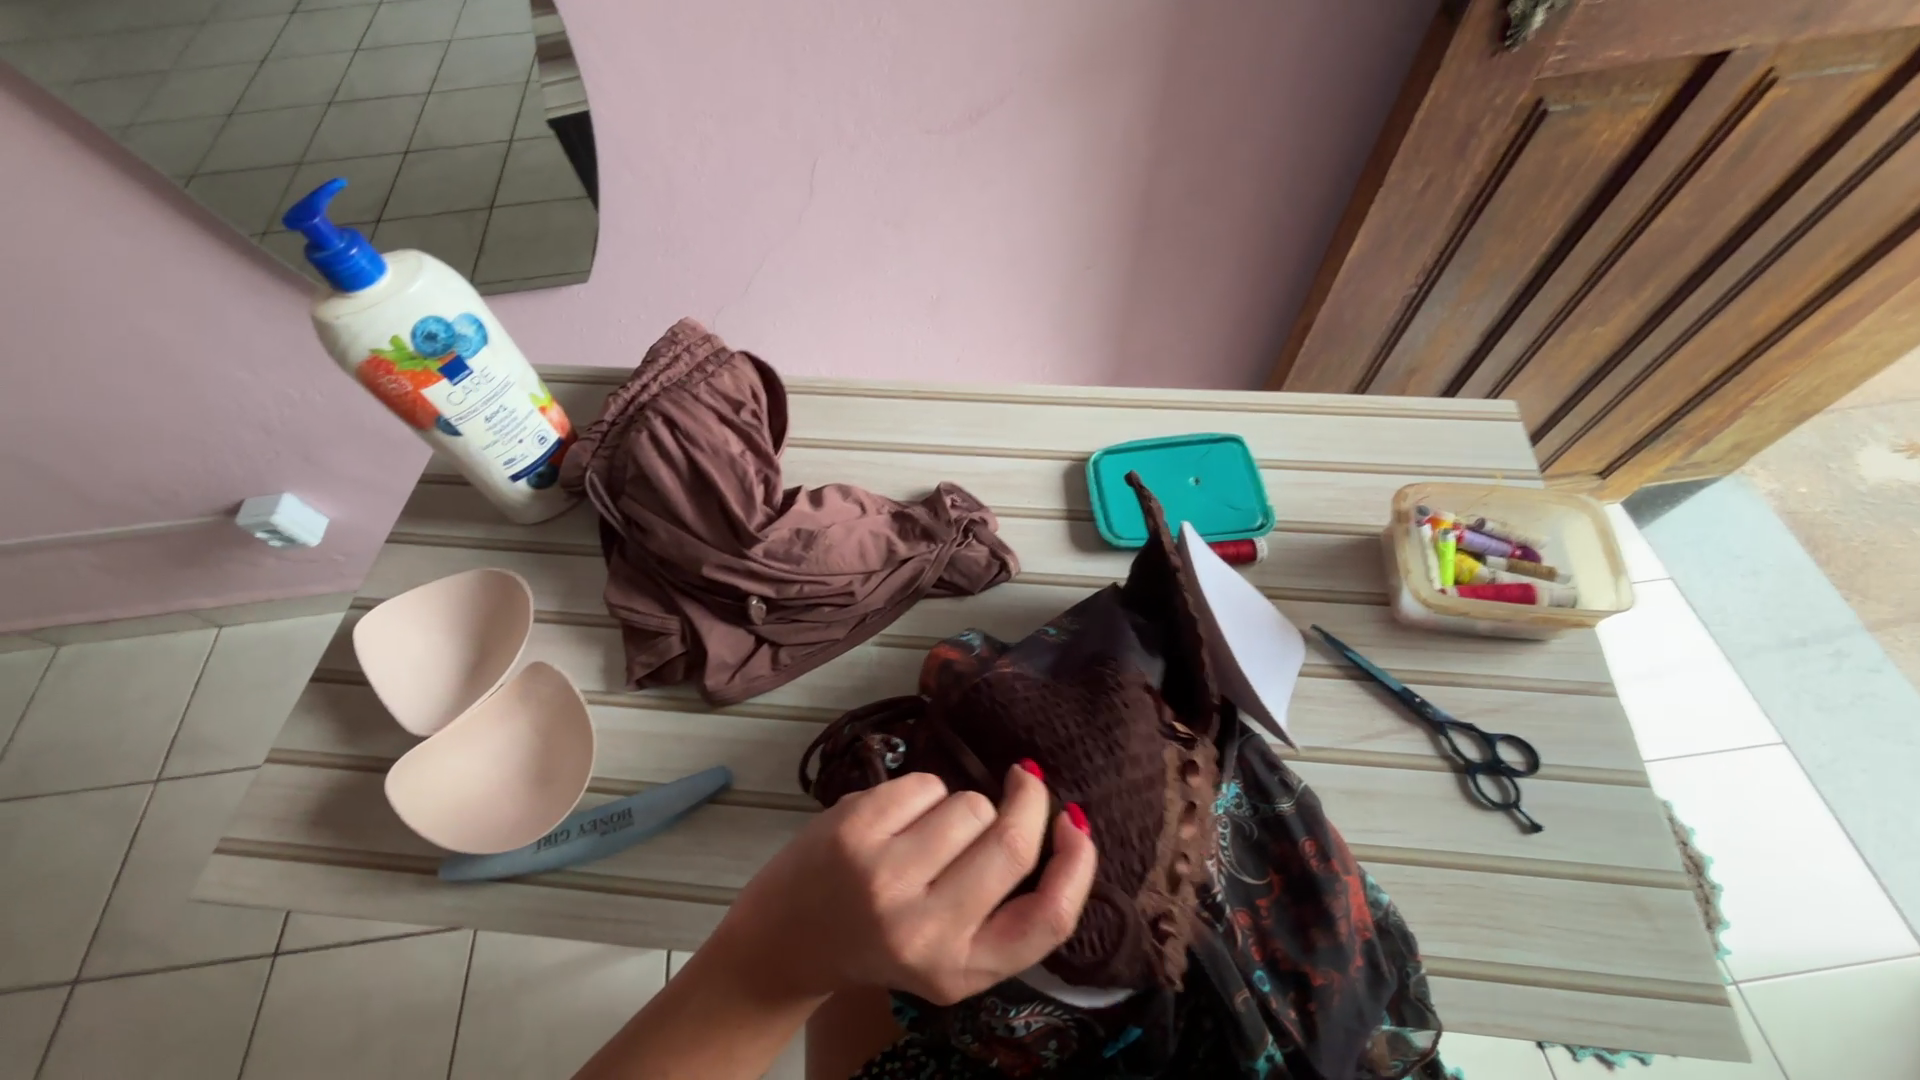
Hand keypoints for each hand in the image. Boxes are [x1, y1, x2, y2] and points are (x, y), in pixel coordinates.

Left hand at [714, 763, 1096, 1005]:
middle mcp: (925, 931)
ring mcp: (885, 877)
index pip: (1049, 920)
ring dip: (963, 804)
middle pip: (1011, 845)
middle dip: (1028, 800)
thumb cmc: (878, 942)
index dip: (1078, 865)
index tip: (1074, 823)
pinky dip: (923, 791)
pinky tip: (896, 818)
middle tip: (1025, 782)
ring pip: (970, 805)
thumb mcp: (950, 954)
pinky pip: (927, 783)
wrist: (785, 941)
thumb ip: (1003, 907)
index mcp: (959, 971)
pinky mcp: (854, 831)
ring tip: (929, 830)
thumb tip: (1067, 820)